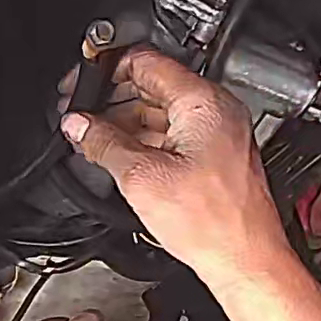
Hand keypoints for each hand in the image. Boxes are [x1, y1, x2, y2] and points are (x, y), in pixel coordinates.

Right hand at [62, 48, 294, 288]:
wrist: (242, 258)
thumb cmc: (211, 223)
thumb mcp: (141, 178)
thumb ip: (103, 143)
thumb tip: (78, 125)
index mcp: (203, 103)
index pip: (145, 62)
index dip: (106, 70)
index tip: (81, 86)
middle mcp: (216, 112)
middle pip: (151, 87)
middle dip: (110, 100)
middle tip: (80, 117)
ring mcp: (217, 135)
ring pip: (160, 113)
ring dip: (124, 124)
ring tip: (94, 142)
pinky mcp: (214, 158)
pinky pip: (172, 136)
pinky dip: (143, 142)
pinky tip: (121, 159)